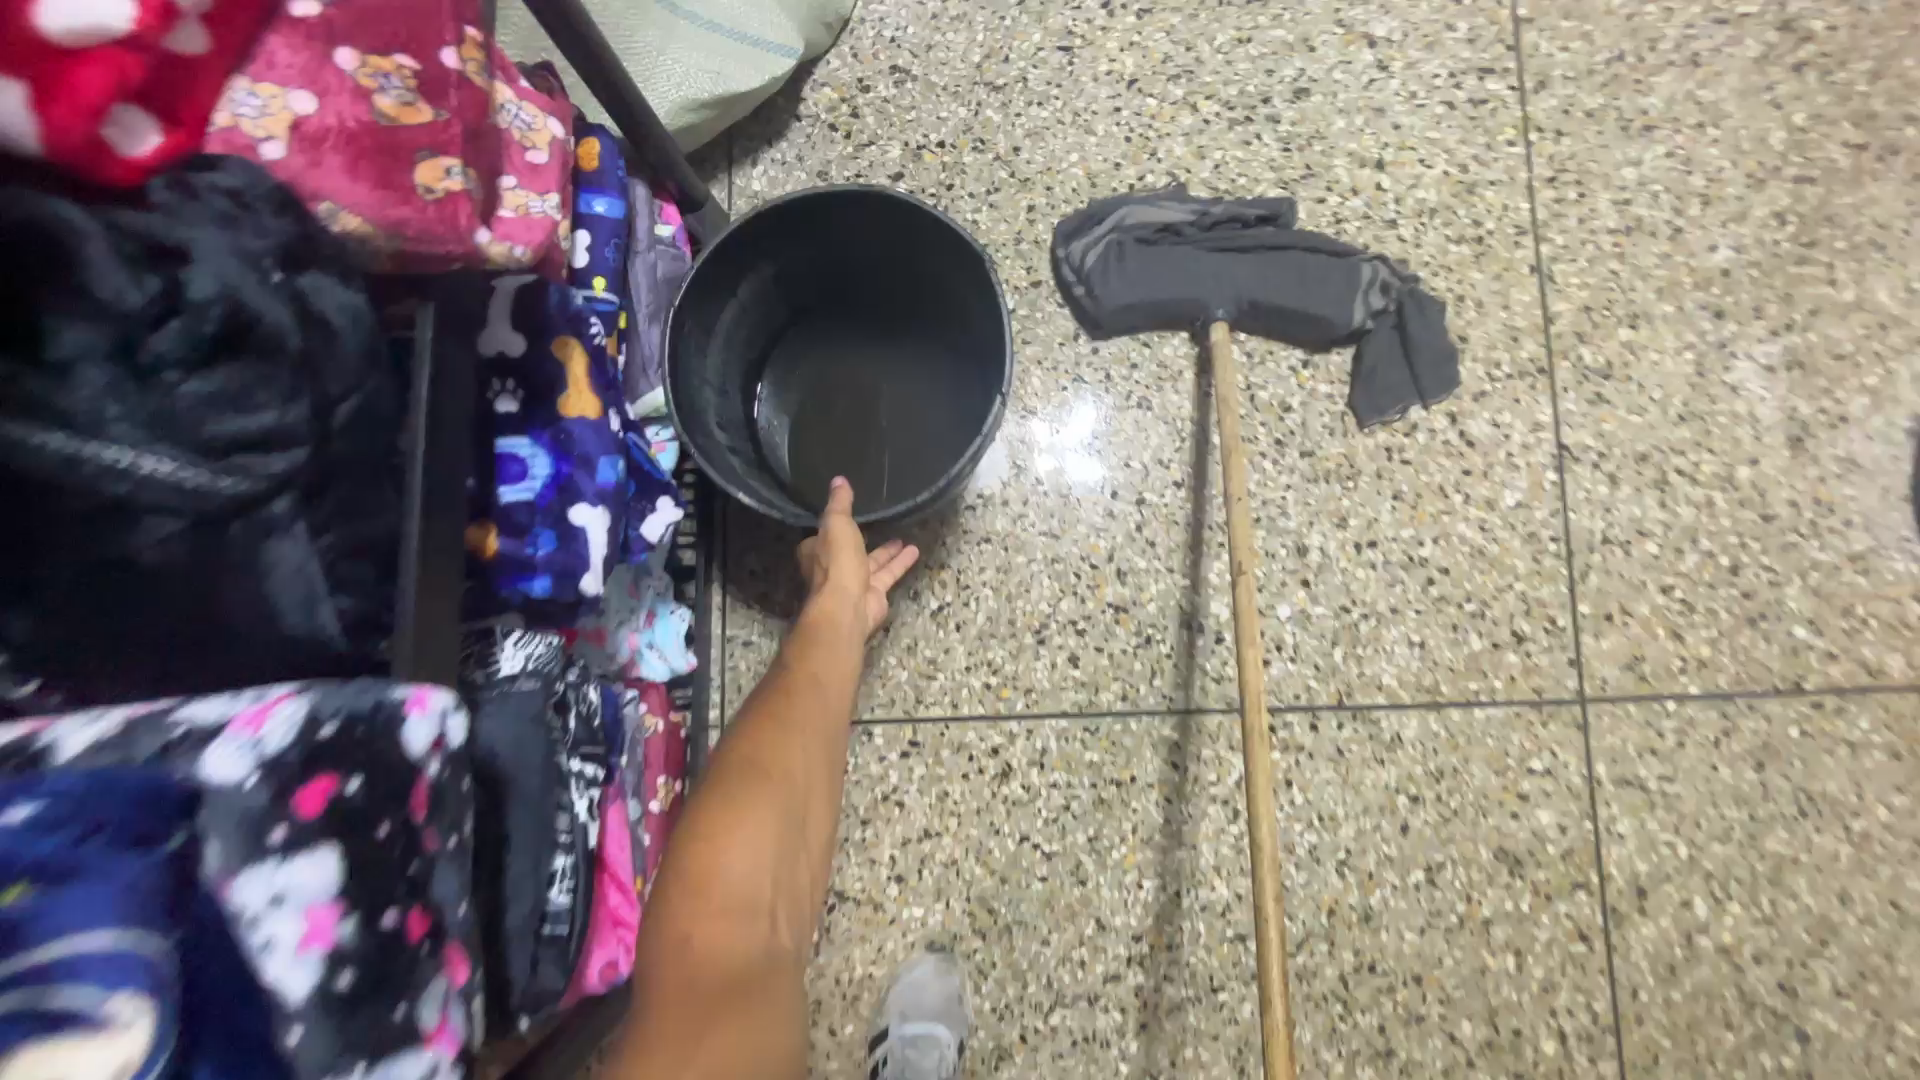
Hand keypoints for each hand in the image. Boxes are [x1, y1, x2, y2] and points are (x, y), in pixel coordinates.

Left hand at [796, 477, 919, 639]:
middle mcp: (833, 568)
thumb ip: (839, 503)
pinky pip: (888, 574)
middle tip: (879, 524)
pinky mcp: (873, 594)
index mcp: (816, 551)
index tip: (846, 514)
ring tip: (904, 537)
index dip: (833, 525)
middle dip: (864, 539)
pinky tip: (914, 551)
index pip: (823, 535)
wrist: (847, 605)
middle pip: (850, 550)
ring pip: (872, 562)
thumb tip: (838, 480)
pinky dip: (900, 563)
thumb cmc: (836, 561)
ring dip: (888, 551)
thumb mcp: (836, 523)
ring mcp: (853, 582)